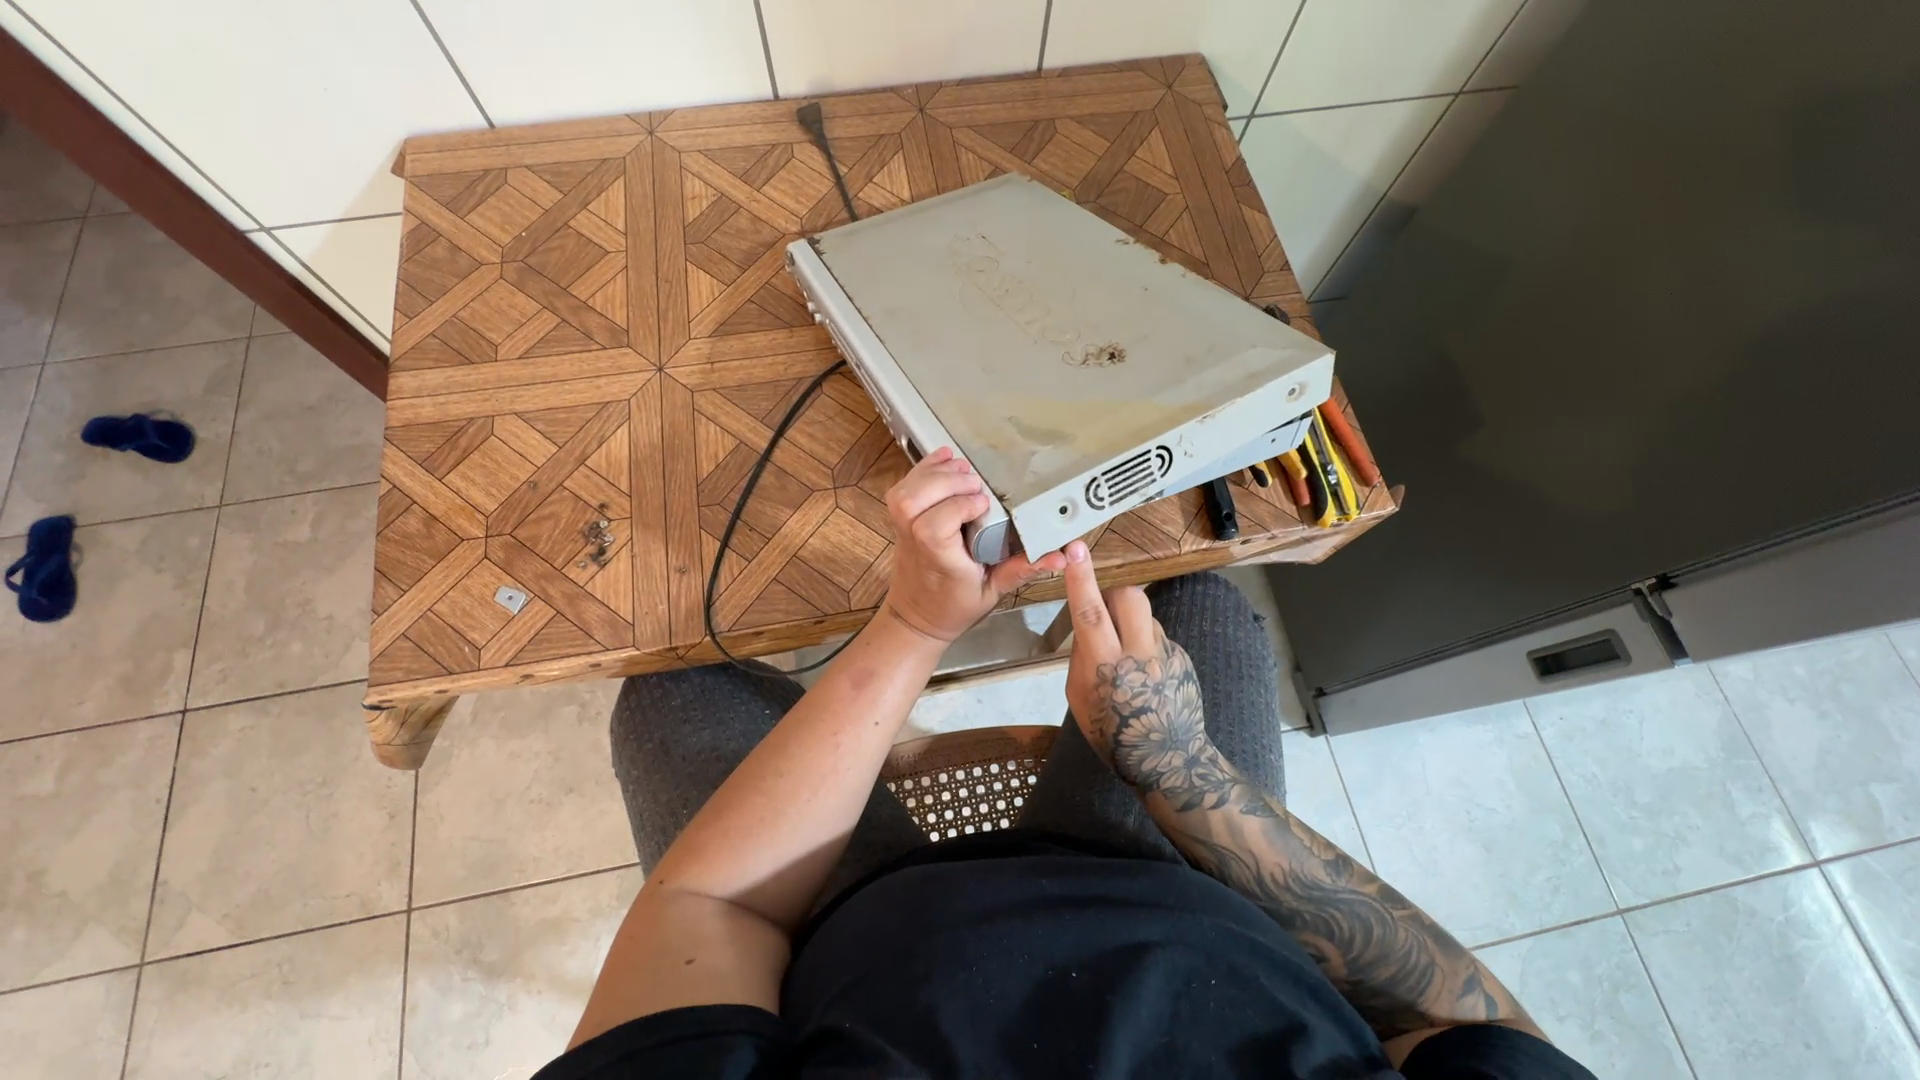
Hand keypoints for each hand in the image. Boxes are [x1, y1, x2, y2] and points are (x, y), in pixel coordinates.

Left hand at [880, 447, 1066, 643]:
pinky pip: (901, 489)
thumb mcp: (992, 592)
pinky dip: (921, 470)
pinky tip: (945, 460)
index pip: (933, 529)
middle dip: (944, 482)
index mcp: (940, 561)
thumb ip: (1021, 570)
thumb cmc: (954, 607)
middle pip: (912, 502)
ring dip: (931, 473)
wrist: (916, 617)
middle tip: (975, 481)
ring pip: (903, 493)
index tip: (984, 503)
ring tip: (962, 468)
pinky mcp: (900, 520)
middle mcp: (916, 543)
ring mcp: (902, 530)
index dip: (957, 507)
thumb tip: (1059, 556)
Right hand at [1062, 541, 1227, 806]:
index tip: (1077, 549)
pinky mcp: (1183, 657)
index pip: (1091, 614)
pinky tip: (1145, 672)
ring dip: (1130, 621)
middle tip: (1105, 603)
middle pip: (1130, 597)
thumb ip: (1081, 658)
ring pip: (1145, 615)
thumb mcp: (1078, 698)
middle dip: (1114, 590)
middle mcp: (1139, 654)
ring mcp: (1166, 654)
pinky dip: (1146, 644)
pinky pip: (1158, 636)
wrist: (1169, 759)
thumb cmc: (1111, 733)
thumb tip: (1087, 628)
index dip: (1082, 579)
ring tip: (1125, 652)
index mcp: (1106, 666)